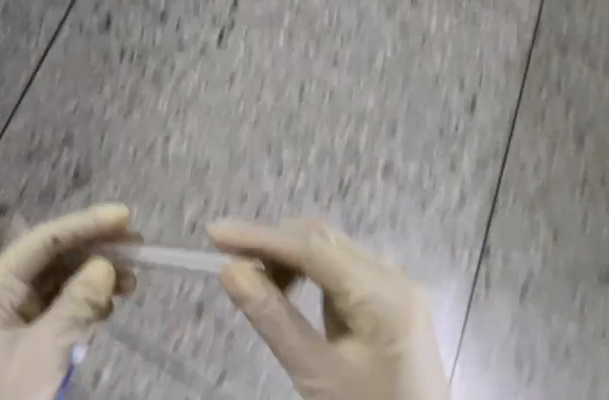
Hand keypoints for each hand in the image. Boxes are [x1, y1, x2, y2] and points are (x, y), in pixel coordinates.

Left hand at [0, 204, 133, 399]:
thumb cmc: (5, 395)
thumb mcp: (43, 352)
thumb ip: (75, 306)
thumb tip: (106, 266)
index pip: (44, 240)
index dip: (84, 224)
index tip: (123, 216)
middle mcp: (4, 287)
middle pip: (54, 256)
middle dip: (95, 249)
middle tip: (138, 246)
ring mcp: (16, 310)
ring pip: (61, 279)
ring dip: (95, 278)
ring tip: (132, 282)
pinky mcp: (28, 333)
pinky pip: (60, 305)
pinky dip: (86, 303)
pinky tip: (109, 305)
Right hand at [209, 218, 447, 399]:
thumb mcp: (317, 374)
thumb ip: (272, 318)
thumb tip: (228, 269)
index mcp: (383, 296)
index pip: (310, 247)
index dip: (258, 236)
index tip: (213, 234)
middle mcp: (393, 279)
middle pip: (320, 239)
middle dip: (272, 245)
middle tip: (230, 263)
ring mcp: (395, 289)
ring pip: (328, 249)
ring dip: (287, 257)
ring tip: (257, 284)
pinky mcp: (391, 302)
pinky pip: (339, 268)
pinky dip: (307, 272)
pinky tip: (287, 291)